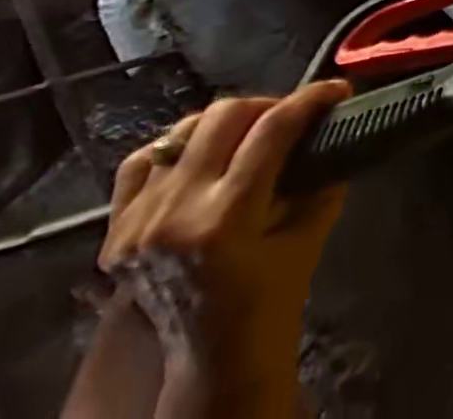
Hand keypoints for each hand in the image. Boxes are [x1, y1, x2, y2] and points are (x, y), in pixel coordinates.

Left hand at [101, 82, 351, 417]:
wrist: (214, 362)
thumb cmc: (273, 302)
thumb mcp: (310, 236)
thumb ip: (323, 180)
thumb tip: (336, 130)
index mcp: (225, 221)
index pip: (272, 132)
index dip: (309, 101)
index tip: (336, 89)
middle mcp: (173, 214)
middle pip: (223, 117)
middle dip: (268, 104)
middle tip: (293, 114)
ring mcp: (137, 221)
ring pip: (182, 131)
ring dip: (225, 122)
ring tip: (251, 132)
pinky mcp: (116, 230)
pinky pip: (142, 162)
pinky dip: (176, 147)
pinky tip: (201, 154)